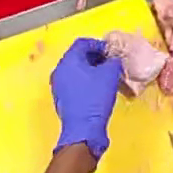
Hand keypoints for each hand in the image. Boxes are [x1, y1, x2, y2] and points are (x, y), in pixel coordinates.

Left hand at [50, 37, 122, 158]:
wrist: (84, 130)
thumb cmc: (95, 99)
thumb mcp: (110, 75)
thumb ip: (113, 62)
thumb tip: (113, 60)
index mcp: (68, 61)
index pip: (82, 43)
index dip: (98, 44)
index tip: (111, 51)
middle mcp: (60, 71)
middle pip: (78, 56)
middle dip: (95, 57)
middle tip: (110, 63)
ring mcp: (59, 86)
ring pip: (76, 71)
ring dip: (91, 70)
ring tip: (106, 77)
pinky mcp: (62, 99)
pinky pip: (75, 84)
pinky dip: (86, 82)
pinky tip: (98, 90)